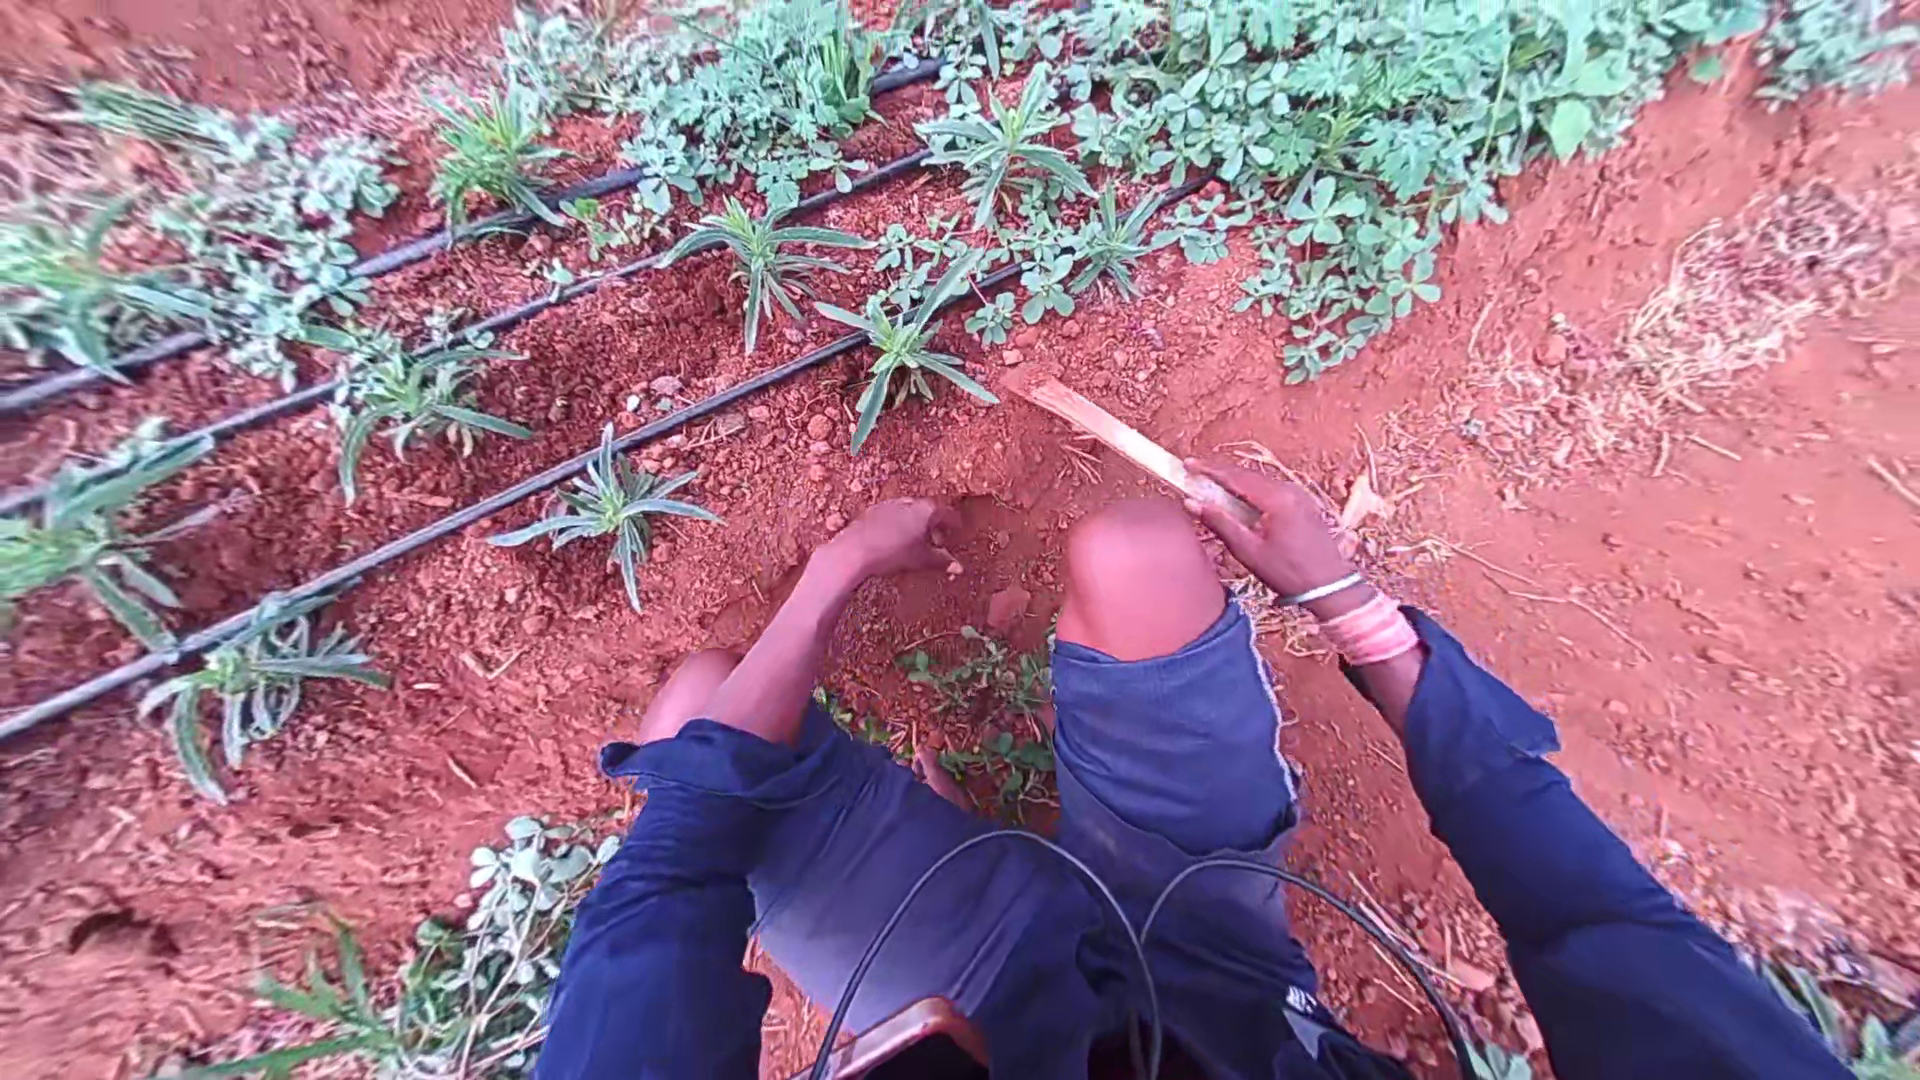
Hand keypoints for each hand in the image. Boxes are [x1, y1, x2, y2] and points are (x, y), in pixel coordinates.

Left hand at [819, 497, 958, 579]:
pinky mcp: (872, 513)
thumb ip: (941, 561)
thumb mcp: (922, 559)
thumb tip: (958, 567)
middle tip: (938, 541)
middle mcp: (908, 502)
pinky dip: (899, 526)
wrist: (855, 551)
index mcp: (925, 510)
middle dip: (934, 525)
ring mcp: (888, 505)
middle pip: (928, 511)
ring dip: (916, 525)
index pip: (946, 513)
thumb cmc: (893, 552)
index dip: (953, 523)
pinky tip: (896, 541)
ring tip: (916, 543)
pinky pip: (892, 517)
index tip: (957, 530)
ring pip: (909, 513)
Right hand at [1182, 458, 1361, 608]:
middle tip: (1193, 472)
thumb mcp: (1247, 549)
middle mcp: (1289, 490)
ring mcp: (1298, 495)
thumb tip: (1191, 502)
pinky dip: (1248, 490)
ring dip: (1233, 482)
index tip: (1187, 463)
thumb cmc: (1286, 571)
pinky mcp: (1302, 503)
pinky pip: (1269, 490)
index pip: (1236, 477)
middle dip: (1218, 473)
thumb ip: (1219, 522)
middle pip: (1247, 475)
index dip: (1209, 469)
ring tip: (1209, 485)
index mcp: (1276, 499)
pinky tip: (1236, 499)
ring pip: (1258, 481)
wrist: (1329, 586)